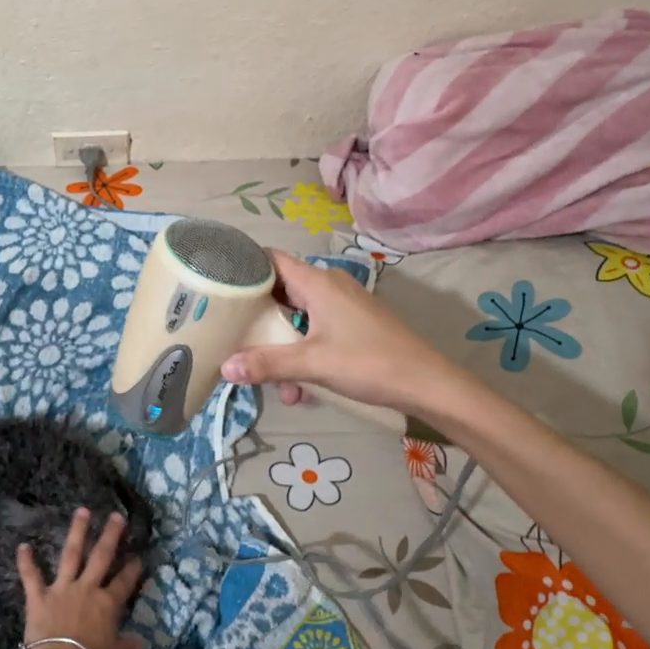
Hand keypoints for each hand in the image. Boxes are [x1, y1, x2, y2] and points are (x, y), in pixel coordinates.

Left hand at [16, 509, 146, 648]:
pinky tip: (23, 546)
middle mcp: (87, 589)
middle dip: (110, 535)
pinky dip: (25, 561)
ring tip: (81, 511)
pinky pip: (31, 576)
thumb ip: (126, 646)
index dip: (132, 569)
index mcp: (107, 604)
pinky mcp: (39, 596)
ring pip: (71, 554)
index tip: (138, 556)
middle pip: (101, 557)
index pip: (124, 583)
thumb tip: (139, 643)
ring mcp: (62, 589)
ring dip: (76, 531)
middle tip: (115, 515)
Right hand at [221, 249, 473, 415]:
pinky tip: (302, 389)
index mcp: (317, 282)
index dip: (242, 269)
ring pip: (297, 318)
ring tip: (280, 385)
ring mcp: (343, 306)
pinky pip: (315, 331)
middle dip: (259, 321)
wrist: (431, 385)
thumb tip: (224, 367)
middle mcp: (328, 286)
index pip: (269, 259)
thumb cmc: (370, 363)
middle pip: (280, 291)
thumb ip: (267, 364)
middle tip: (237, 341)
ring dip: (283, 348)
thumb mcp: (312, 365)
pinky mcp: (354, 325)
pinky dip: (303, 354)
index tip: (219, 289)